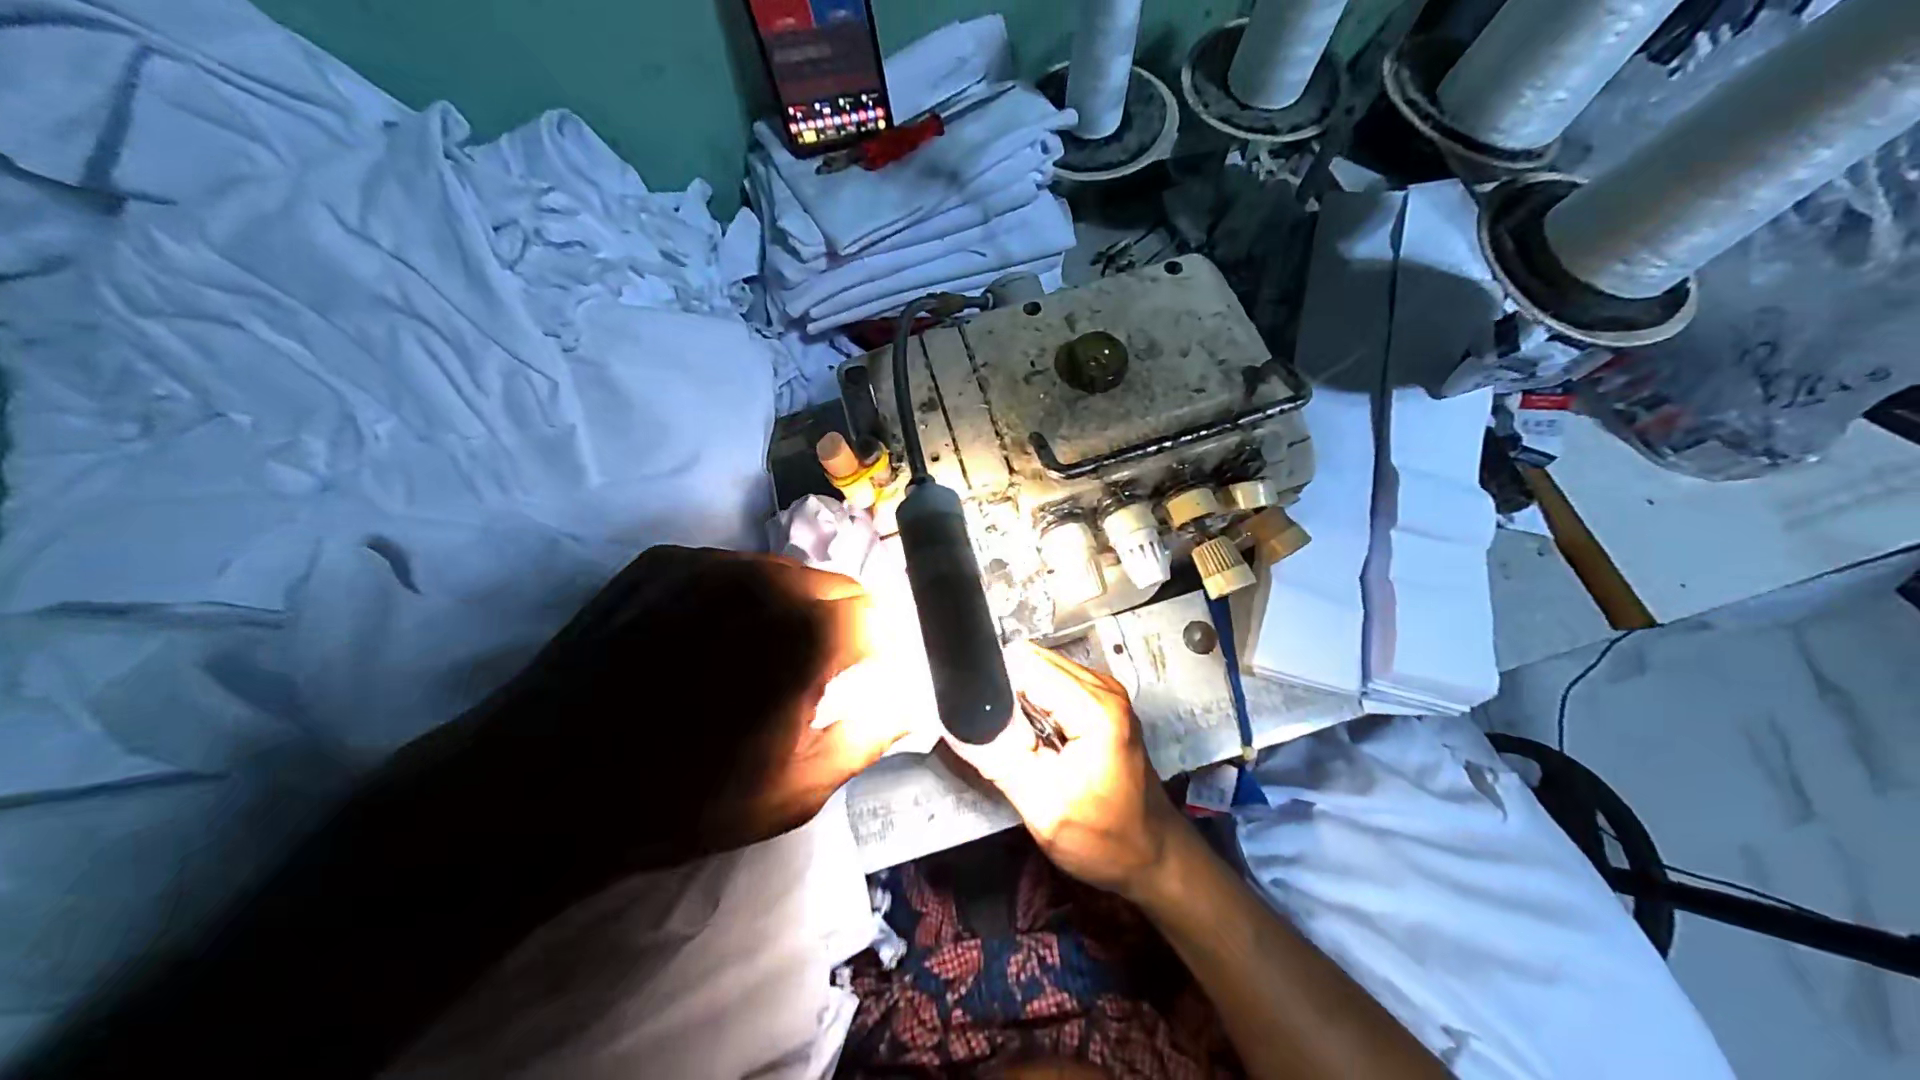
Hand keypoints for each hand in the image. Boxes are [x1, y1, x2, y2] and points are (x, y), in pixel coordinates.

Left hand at [477, 546, 912, 862]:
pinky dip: (735, 598)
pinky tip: (699, 644)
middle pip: (833, 584)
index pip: (875, 615)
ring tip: (752, 658)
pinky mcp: (656, 562)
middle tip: (811, 675)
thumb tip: (901, 707)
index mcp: (804, 631)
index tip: (858, 682)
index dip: (874, 653)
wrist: (537, 786)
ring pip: (779, 572)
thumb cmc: (678, 800)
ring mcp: (704, 563)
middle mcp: (762, 578)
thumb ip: (864, 738)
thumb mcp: (792, 791)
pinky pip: (724, 570)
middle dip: (838, 624)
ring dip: (788, 607)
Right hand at [943, 642, 1187, 898]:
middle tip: (1002, 739)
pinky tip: (1036, 739)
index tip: (982, 724)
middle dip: (1005, 694)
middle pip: (1031, 661)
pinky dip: (1035, 703)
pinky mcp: (1101, 700)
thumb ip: (1000, 759)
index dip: (994, 691)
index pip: (1024, 667)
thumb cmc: (1106, 839)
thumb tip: (957, 726)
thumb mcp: (1044, 808)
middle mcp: (1103, 687)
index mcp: (1095, 708)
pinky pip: (1054, 683)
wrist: (1153, 855)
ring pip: (1040, 669)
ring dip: (1019, 699)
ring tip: (1020, 743)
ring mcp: (1105, 690)